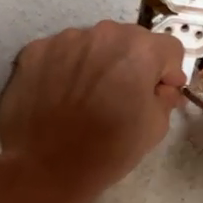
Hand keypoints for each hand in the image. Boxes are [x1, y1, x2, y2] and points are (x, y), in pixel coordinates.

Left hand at [0, 21, 186, 202]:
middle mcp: (102, 33)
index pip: (168, 49)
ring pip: (93, 44)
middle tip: (122, 97)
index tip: (158, 95)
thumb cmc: (108, 150)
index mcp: (138, 49)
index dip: (168, 74)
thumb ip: (165, 97)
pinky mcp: (34, 51)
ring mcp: (64, 39)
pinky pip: (61, 53)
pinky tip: (60, 96)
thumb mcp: (155, 128)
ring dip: (97, 63)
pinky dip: (66, 69)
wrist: (45, 168)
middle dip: (132, 64)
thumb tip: (162, 87)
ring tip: (87, 98)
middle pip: (129, 40)